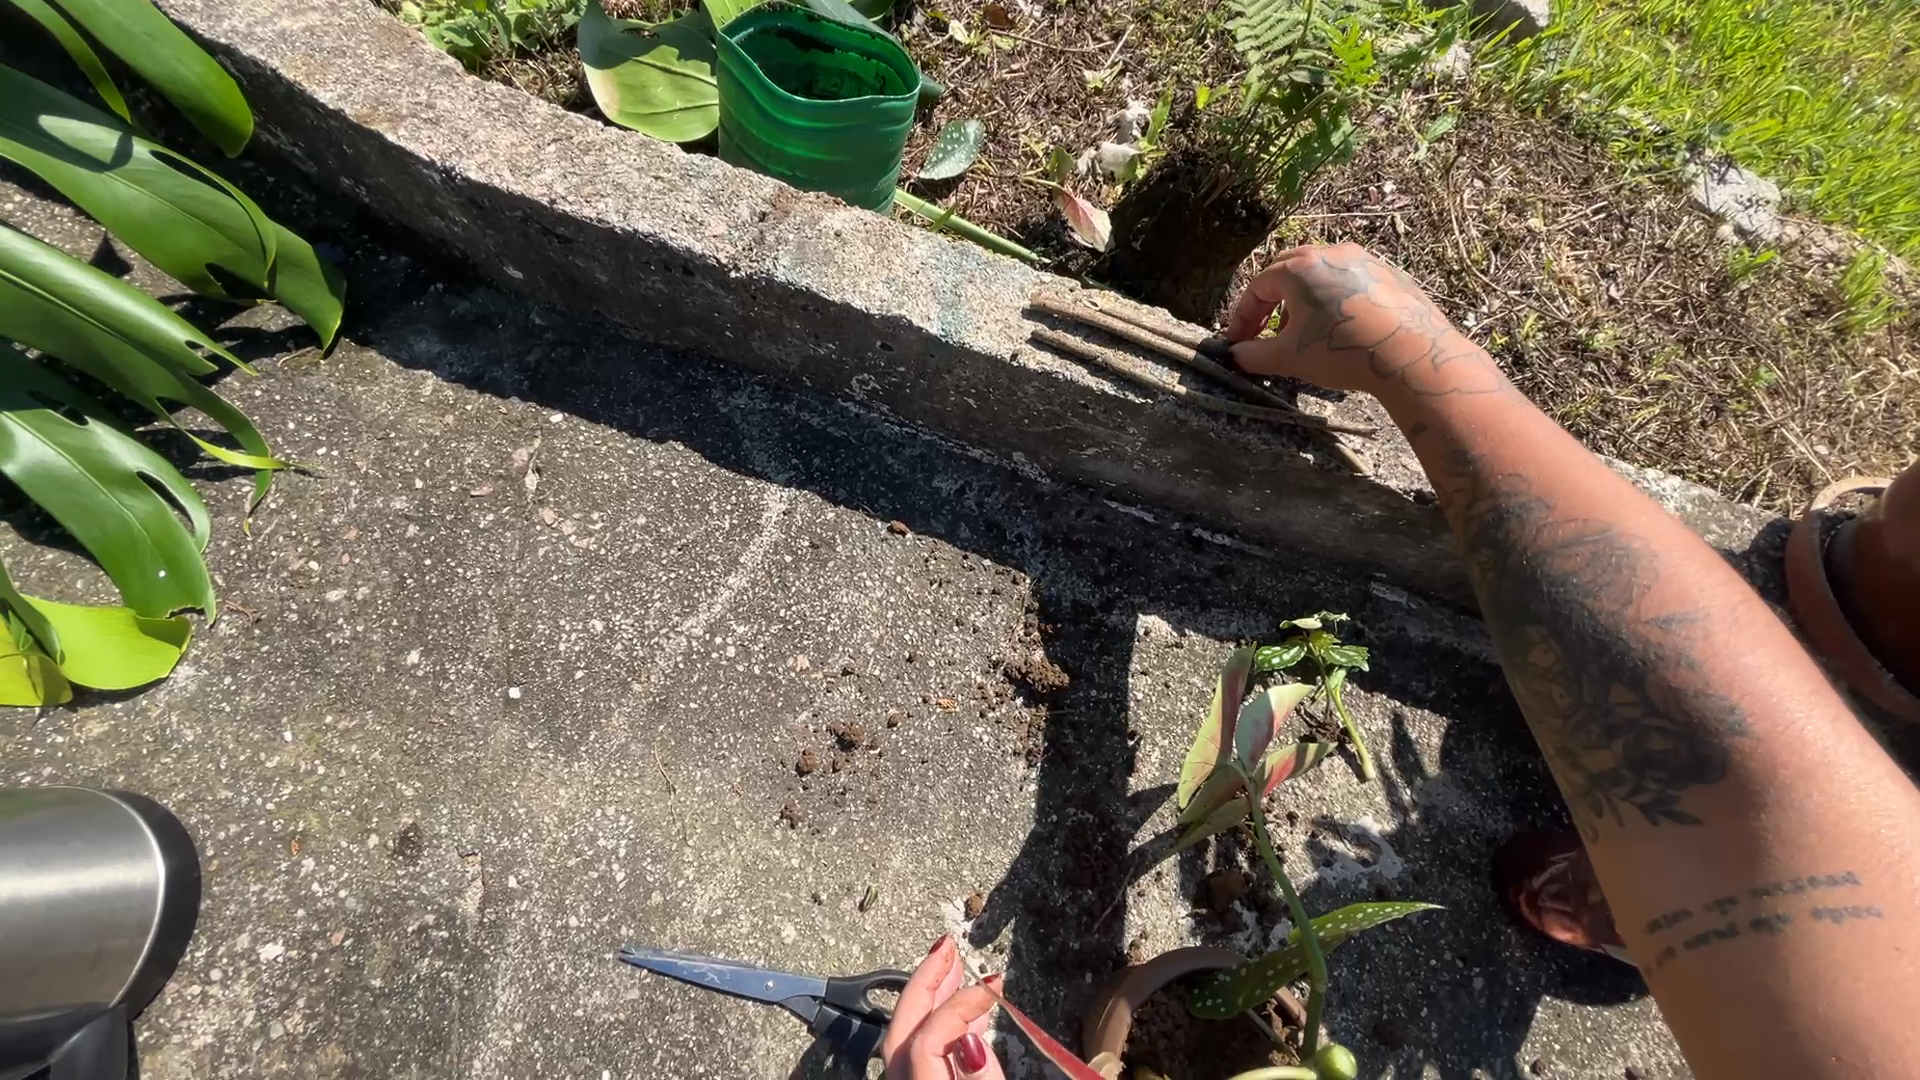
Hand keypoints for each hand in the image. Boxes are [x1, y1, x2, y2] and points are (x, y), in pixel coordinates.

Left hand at [881, 936, 1005, 1079]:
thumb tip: (971, 1042)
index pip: (926, 1040)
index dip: (960, 1006)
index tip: (992, 987)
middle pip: (904, 1027)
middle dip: (926, 979)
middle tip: (949, 946)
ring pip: (908, 1034)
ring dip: (934, 994)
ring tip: (956, 965)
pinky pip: (919, 1050)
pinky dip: (942, 1021)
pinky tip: (967, 1012)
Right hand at [1224, 242, 1503, 401]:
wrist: (1411, 354)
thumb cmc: (1341, 351)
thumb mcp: (1287, 358)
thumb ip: (1253, 355)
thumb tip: (1236, 354)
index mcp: (1300, 268)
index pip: (1257, 287)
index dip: (1241, 317)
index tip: (1237, 342)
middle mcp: (1331, 253)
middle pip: (1285, 272)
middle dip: (1268, 304)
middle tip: (1261, 332)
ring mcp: (1363, 260)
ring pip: (1318, 275)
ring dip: (1299, 302)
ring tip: (1298, 334)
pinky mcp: (1388, 274)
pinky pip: (1346, 281)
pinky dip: (1329, 301)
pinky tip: (1334, 329)